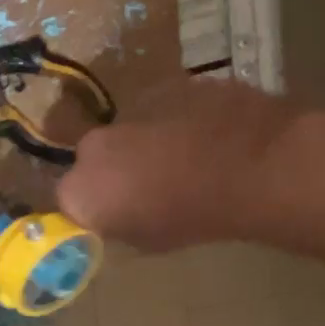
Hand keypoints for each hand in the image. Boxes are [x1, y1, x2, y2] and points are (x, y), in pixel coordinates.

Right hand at [58, 78, 301, 250]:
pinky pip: (164, 108)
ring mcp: (130, 110)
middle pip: (93, 158)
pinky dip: (176, 121)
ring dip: (143, 143)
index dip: (90, 207)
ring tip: (181, 159)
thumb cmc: (193, 216)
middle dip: (112, 169)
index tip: (113, 214)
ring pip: (128, 130)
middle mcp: (93, 145)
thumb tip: (114, 214)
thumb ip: (116, 223)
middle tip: (145, 186)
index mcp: (78, 189)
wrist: (256, 165)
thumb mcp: (143, 240)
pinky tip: (205, 136)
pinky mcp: (170, 85)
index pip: (68, 200)